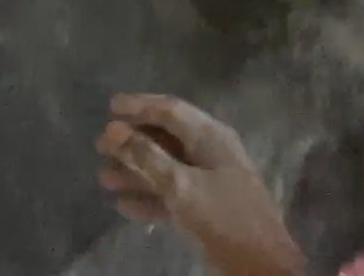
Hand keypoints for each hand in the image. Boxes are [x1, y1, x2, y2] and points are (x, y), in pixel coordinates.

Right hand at [96, 94, 304, 275]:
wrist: (264, 275)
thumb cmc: (224, 219)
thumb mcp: (180, 185)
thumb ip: (145, 156)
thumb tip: (113, 130)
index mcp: (210, 137)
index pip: (169, 110)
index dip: (138, 106)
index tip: (109, 107)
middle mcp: (210, 153)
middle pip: (163, 139)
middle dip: (130, 143)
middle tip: (100, 146)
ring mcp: (209, 182)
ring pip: (164, 167)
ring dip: (134, 172)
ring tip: (104, 179)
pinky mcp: (207, 209)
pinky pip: (172, 193)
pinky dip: (149, 197)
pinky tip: (123, 206)